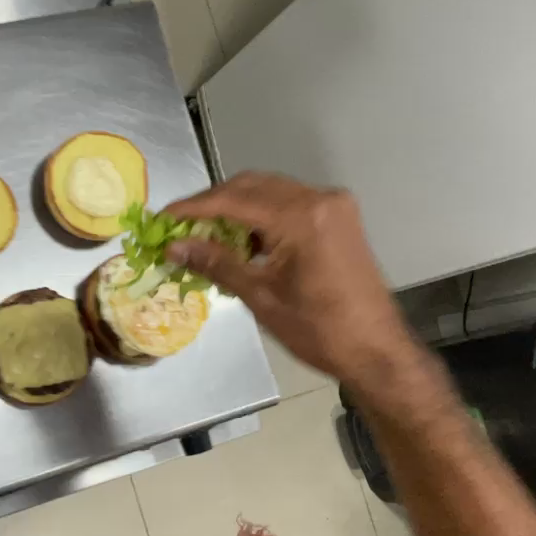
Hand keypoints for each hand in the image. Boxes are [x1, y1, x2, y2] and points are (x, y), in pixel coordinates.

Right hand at [165, 172, 422, 389]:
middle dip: (211, 204)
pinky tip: (238, 241)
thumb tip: (174, 247)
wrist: (375, 349)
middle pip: (251, 186)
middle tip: (178, 228)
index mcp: (302, 217)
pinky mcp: (337, 218)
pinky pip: (288, 205)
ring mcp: (333, 206)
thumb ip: (217, 263)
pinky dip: (259, 218)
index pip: (234, 200)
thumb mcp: (260, 297)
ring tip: (202, 235)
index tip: (160, 219)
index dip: (192, 208)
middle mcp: (319, 199)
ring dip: (234, 209)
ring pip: (269, 192)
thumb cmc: (318, 330)